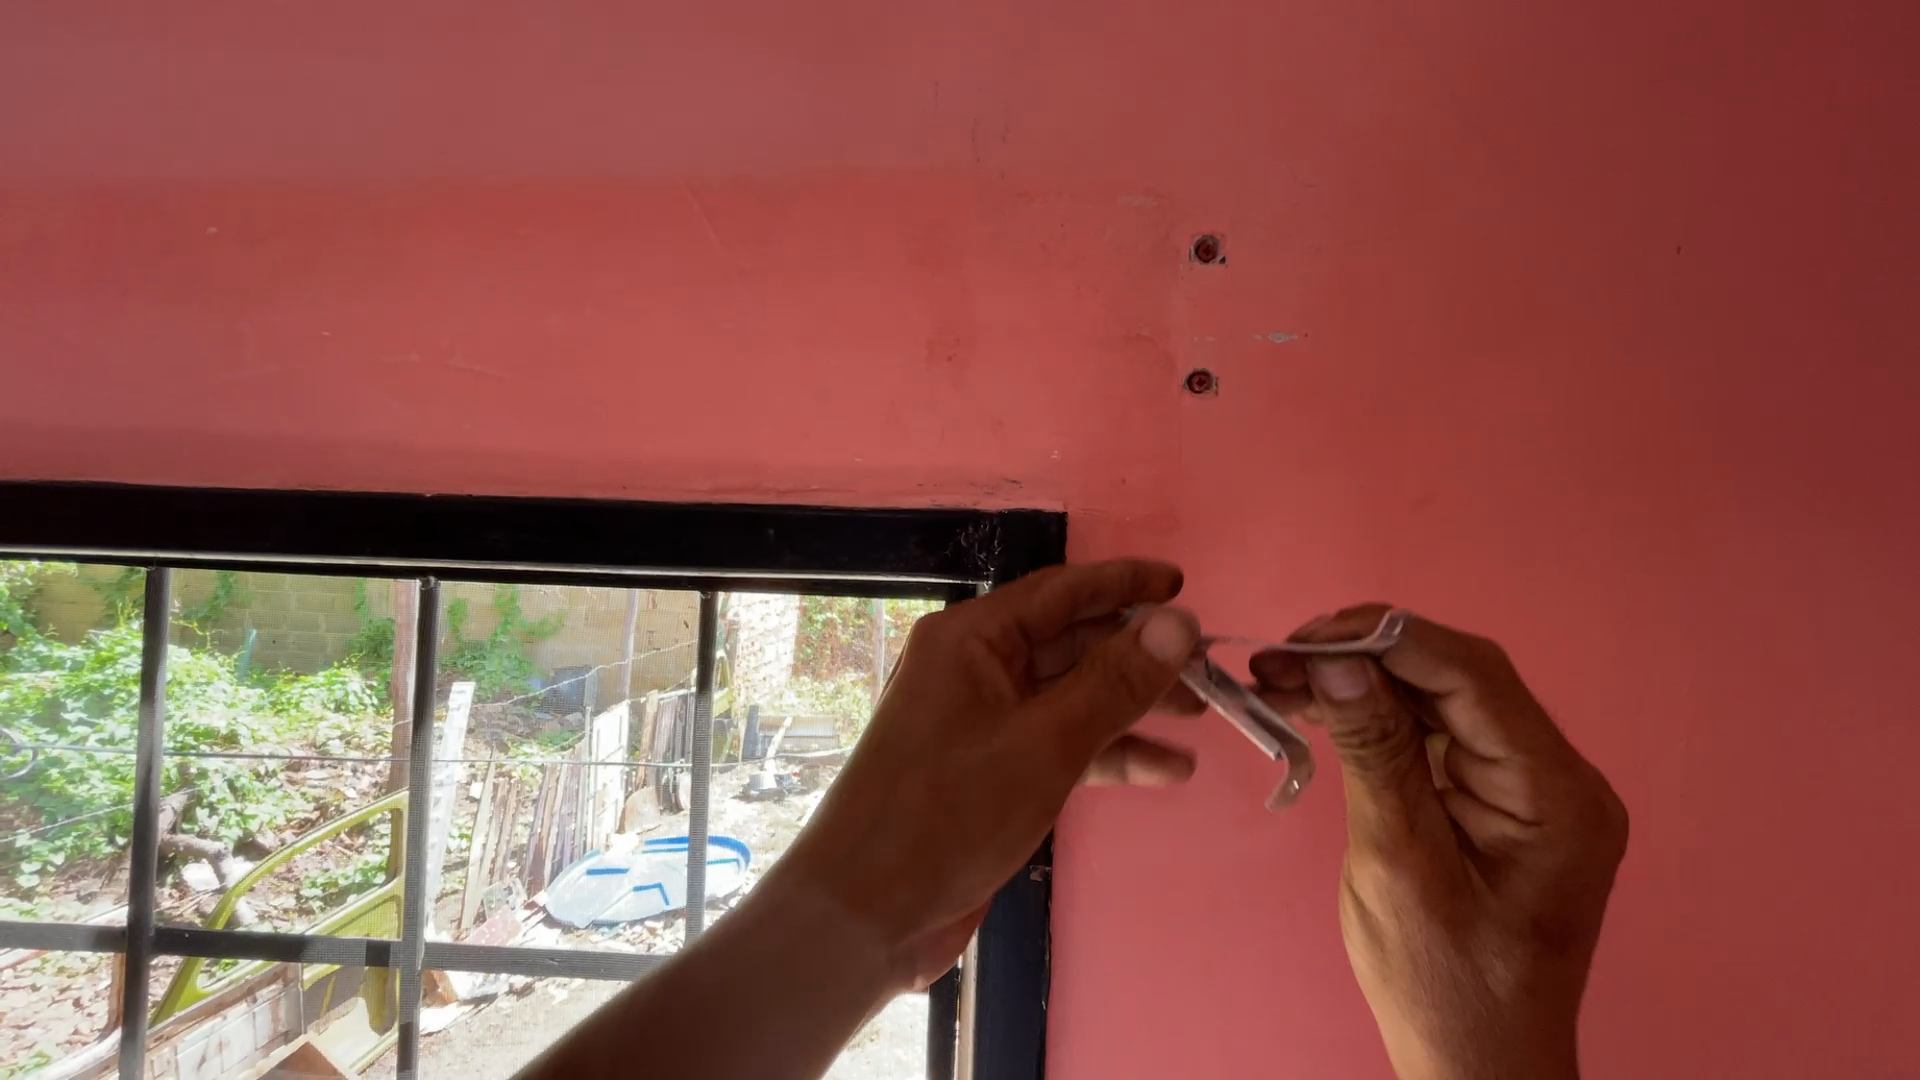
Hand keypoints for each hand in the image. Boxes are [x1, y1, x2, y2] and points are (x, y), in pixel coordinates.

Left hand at [772, 559, 1201, 989]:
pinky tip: (1166, 769)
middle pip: (1071, 643)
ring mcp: (984, 718)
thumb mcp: (1045, 742)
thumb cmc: (951, 811)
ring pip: (1071, 695)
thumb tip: (1179, 623)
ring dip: (1131, 705)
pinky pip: (1060, 742)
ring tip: (1201, 715)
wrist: (868, 912)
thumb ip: (1115, 681)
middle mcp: (976, 666)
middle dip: (1137, 655)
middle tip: (1207, 669)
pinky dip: (1107, 752)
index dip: (1123, 583)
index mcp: (972, 638)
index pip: (1061, 591)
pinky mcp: (993, 767)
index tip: (1181, 585)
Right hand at [1252, 607, 1627, 1079]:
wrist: (1473, 1056)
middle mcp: (1547, 772)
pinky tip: (1306, 704)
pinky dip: (1360, 710)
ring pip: (1427, 693)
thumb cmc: (1440, 979)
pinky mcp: (1479, 788)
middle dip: (1358, 654)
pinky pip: (1418, 726)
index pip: (1473, 676)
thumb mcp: (1396, 862)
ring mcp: (1514, 779)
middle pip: (1451, 675)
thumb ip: (1373, 752)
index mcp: (1552, 793)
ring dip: (1350, 679)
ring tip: (1274, 677)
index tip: (1305, 639)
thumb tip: (1336, 661)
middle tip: (1276, 658)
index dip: (1388, 639)